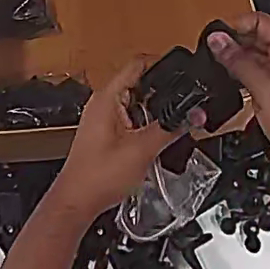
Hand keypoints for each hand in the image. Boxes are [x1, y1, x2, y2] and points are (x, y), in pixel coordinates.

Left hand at [46, 56, 199, 218]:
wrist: (76, 204)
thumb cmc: (97, 177)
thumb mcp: (142, 150)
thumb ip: (170, 128)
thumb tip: (193, 114)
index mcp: (108, 97)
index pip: (138, 64)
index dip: (162, 64)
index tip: (182, 73)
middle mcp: (104, 102)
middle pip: (140, 83)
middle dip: (162, 93)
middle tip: (181, 105)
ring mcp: (104, 117)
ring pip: (138, 102)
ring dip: (154, 112)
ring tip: (168, 125)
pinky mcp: (107, 131)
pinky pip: (132, 117)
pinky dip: (145, 124)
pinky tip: (154, 139)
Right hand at [207, 12, 269, 169]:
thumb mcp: (265, 88)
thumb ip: (238, 62)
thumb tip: (218, 40)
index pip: (260, 21)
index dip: (236, 25)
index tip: (216, 36)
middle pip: (256, 36)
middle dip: (234, 43)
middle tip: (213, 53)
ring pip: (254, 54)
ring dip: (236, 60)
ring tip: (220, 68)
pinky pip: (256, 72)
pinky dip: (242, 74)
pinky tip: (231, 82)